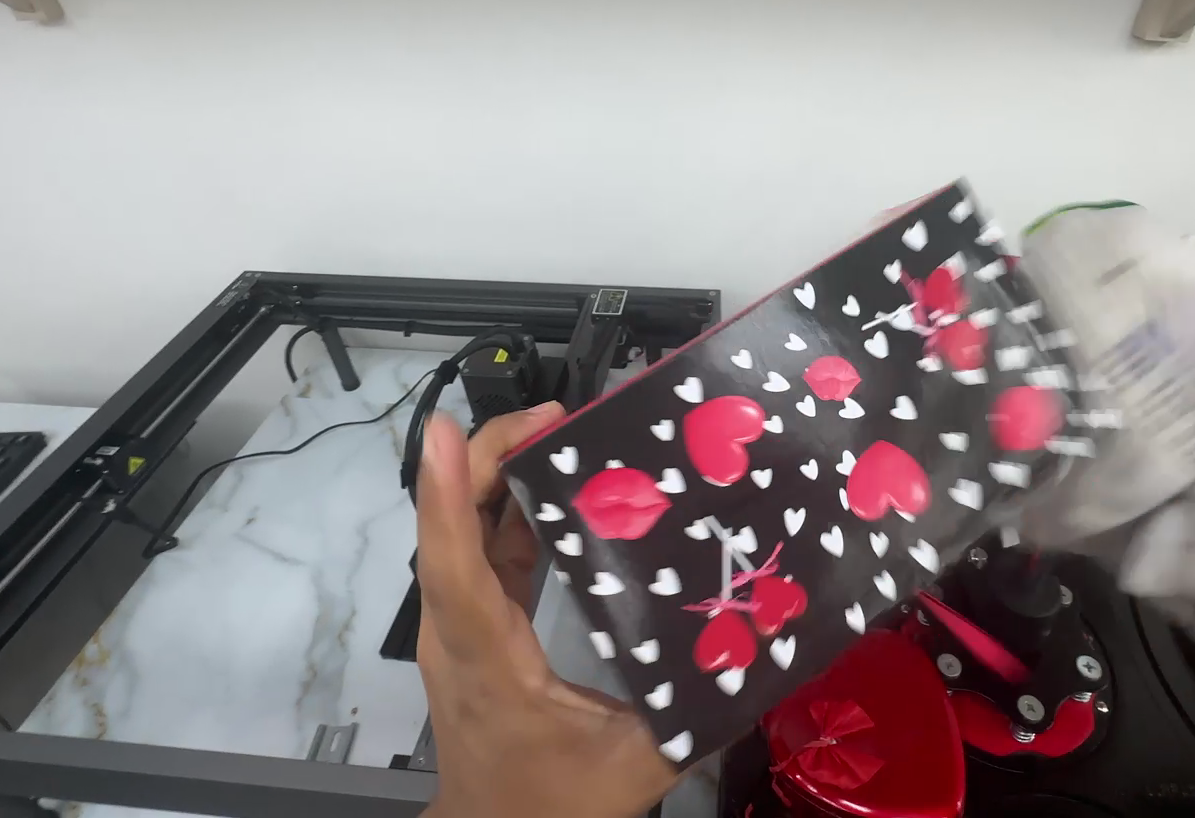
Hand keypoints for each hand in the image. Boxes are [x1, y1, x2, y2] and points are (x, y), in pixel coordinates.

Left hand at [415, 403, 679, 817]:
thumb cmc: (551, 806)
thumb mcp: (631, 767)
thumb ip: (691, 712)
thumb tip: (752, 648)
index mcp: (486, 656)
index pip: (456, 566)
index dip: (448, 494)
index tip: (442, 430)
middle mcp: (457, 627)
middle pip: (452, 525)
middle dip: (489, 456)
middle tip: (554, 416)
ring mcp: (460, 620)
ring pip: (462, 528)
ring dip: (495, 471)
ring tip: (554, 431)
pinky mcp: (476, 618)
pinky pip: (482, 545)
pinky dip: (507, 504)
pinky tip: (551, 483)